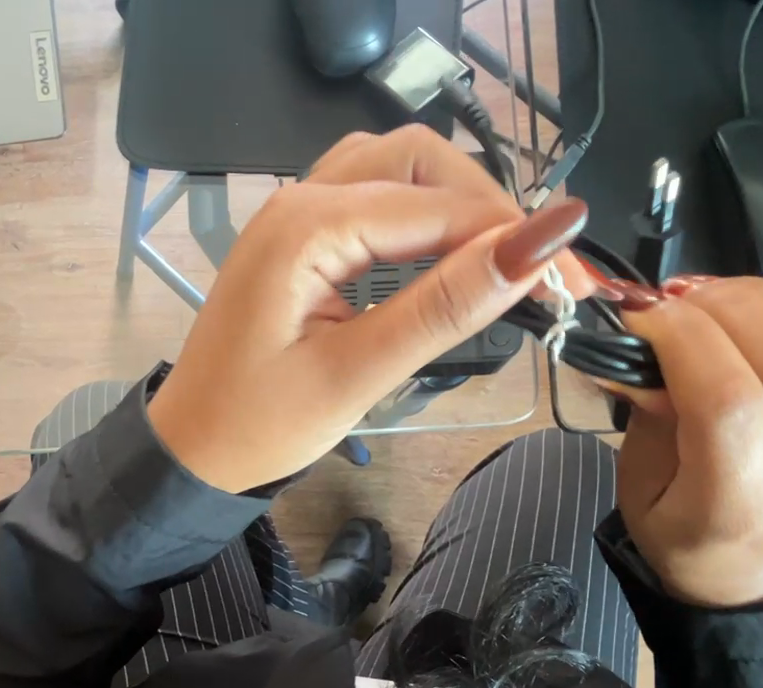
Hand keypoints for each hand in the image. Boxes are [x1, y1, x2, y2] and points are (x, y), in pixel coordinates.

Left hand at [146, 125, 593, 493]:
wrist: (192, 451)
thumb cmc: (258, 427)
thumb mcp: (354, 374)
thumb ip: (440, 309)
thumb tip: (534, 248)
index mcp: (305, 227)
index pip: (434, 204)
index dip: (511, 235)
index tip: (570, 280)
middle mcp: (296, 202)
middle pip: (415, 161)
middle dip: (483, 207)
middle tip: (531, 273)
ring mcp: (291, 218)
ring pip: (392, 172)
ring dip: (450, 205)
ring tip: (495, 264)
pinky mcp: (294, 243)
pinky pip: (366, 202)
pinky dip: (414, 219)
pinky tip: (441, 258)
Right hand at [609, 278, 762, 607]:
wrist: (748, 570)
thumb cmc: (680, 528)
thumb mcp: (638, 489)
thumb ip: (649, 419)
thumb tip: (647, 343)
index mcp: (737, 509)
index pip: (727, 404)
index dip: (685, 341)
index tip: (644, 318)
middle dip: (724, 310)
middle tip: (678, 301)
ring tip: (723, 298)